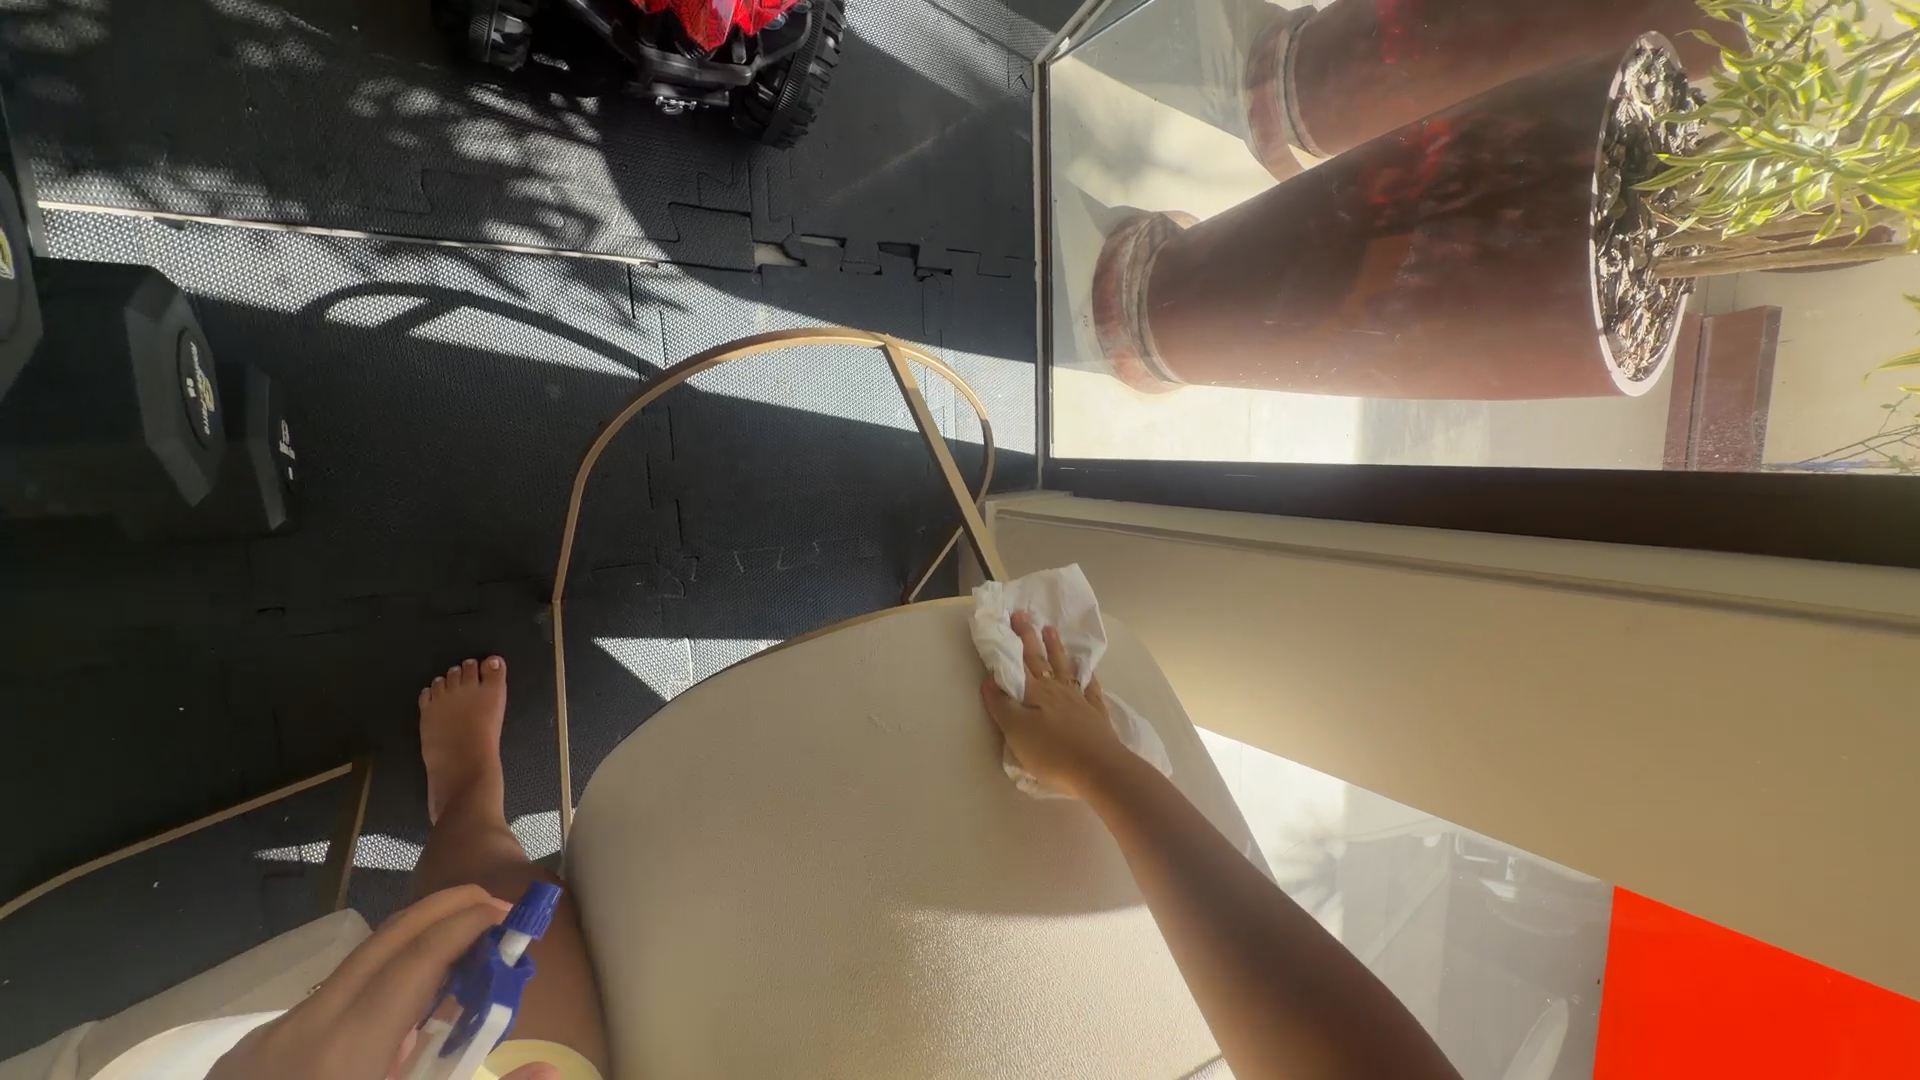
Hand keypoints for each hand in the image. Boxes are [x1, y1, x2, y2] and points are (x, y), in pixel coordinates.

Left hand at [208, 886, 555, 1079]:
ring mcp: (265, 1040)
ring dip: (413, 951)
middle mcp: (304, 1028)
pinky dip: (372, 994)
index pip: (422, 953)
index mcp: (349, 1049)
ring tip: (455, 976)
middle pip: (389, 937)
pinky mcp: (243, 1057)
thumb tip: (553, 1069)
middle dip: (448, 908)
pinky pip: (324, 1004)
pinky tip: (387, 1040)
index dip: (471, 922)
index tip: (511, 916)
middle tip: (496, 910)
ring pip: (355, 967)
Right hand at [979, 610, 1129, 799]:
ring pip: (1064, 667)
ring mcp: (1079, 699)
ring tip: (1051, 629)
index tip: (1007, 619)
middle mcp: (1056, 689)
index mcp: (1035, 692)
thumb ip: (1002, 705)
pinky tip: (1086, 668)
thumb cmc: (1052, 752)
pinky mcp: (1096, 713)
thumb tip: (989, 679)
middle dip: (1029, 636)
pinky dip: (1086, 674)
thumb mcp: (1016, 732)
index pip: (1019, 663)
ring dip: (1056, 647)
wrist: (1099, 769)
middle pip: (1040, 659)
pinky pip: (1090, 687)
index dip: (1011, 642)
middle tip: (1023, 614)